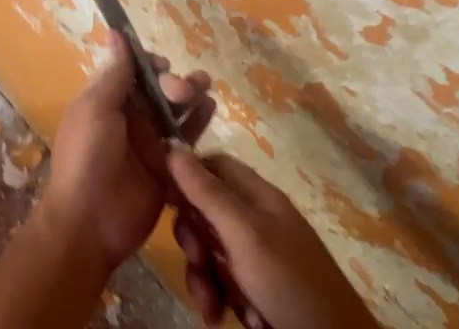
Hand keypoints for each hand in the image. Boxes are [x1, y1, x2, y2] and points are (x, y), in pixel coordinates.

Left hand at [39, 32, 214, 266]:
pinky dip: (198, 122)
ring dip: (191, 96)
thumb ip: (114, 75)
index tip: (161, 64)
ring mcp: (150, 144)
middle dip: (174, 82)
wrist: (90, 222)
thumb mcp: (95, 109)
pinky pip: (186, 140)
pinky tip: (211, 109)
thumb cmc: (86, 157)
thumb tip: (116, 33)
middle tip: (184, 90)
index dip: (149, 63)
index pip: (132, 72)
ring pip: (175, 112)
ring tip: (206, 87)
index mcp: (106, 102)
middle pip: (158, 91)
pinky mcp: (168, 168)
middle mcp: (129, 119)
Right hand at [168, 151, 373, 327]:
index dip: (187, 179)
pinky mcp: (256, 288)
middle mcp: (256, 220)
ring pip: (209, 251)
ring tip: (211, 305)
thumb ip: (208, 193)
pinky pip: (222, 282)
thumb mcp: (245, 235)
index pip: (212, 166)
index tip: (169, 204)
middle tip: (198, 260)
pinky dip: (218, 298)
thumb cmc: (289, 282)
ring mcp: (257, 256)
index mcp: (258, 196)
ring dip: (203, 277)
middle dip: (193, 240)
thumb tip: (171, 147)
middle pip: (205, 212)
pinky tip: (224, 316)